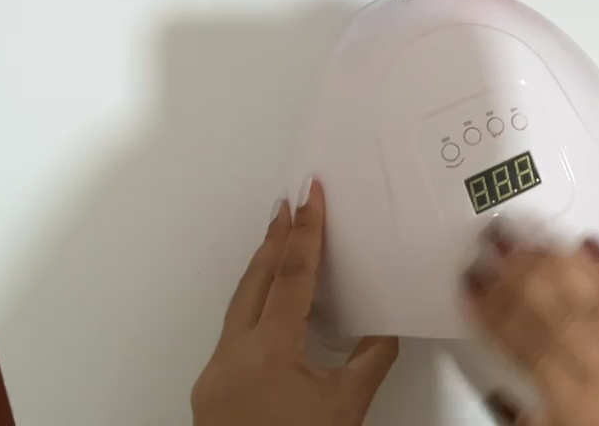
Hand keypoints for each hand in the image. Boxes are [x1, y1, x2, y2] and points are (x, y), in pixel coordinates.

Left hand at [193, 179, 399, 425]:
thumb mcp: (347, 409)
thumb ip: (371, 358)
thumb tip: (387, 326)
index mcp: (267, 353)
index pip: (291, 275)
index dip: (306, 231)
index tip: (310, 194)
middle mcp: (231, 358)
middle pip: (255, 281)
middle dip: (275, 239)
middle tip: (291, 203)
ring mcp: (215, 375)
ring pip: (239, 304)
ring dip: (262, 267)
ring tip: (280, 237)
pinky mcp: (210, 392)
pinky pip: (234, 329)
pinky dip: (255, 302)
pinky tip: (271, 300)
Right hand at [463, 226, 598, 425]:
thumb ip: (521, 412)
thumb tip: (496, 385)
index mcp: (567, 390)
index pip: (516, 334)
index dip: (489, 302)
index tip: (470, 279)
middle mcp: (597, 353)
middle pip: (547, 295)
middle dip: (514, 262)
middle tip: (490, 235)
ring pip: (582, 281)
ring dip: (550, 251)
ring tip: (527, 227)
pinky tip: (587, 241)